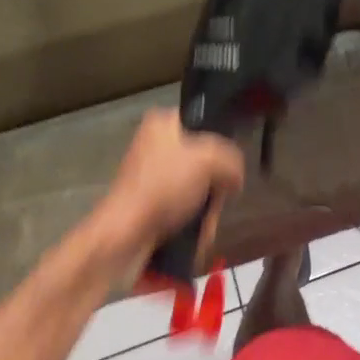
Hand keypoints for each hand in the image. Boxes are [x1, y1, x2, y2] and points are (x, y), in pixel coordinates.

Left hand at [95, 110, 246, 264]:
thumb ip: (231, 159)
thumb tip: (236, 176)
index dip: (222, 144)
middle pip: (203, 161)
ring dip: (206, 210)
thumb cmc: (162, 186)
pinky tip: (197, 236)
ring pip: (196, 189)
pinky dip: (193, 224)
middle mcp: (156, 145)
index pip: (204, 122)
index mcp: (163, 123)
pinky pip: (182, 209)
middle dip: (215, 187)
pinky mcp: (150, 206)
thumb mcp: (207, 160)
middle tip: (218, 199)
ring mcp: (152, 178)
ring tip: (206, 225)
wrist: (123, 235)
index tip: (230, 166)